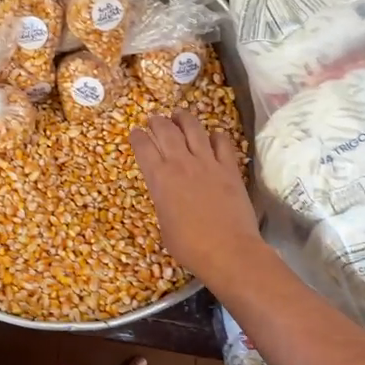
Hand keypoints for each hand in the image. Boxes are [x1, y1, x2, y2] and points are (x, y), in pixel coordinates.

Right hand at [130, 110, 264, 285]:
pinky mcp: (230, 168)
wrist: (228, 250)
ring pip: (193, 129)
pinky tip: (213, 135)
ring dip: (184, 118)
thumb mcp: (164, 223)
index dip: (137, 137)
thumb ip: (164, 201)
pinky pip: (222, 142)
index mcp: (159, 178)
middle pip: (166, 130)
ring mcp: (207, 162)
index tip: (135, 132)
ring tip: (179, 115)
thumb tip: (169, 194)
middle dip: (157, 122)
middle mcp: (181, 163)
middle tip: (154, 119)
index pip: (143, 147)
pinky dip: (215, 136)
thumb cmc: (189, 246)